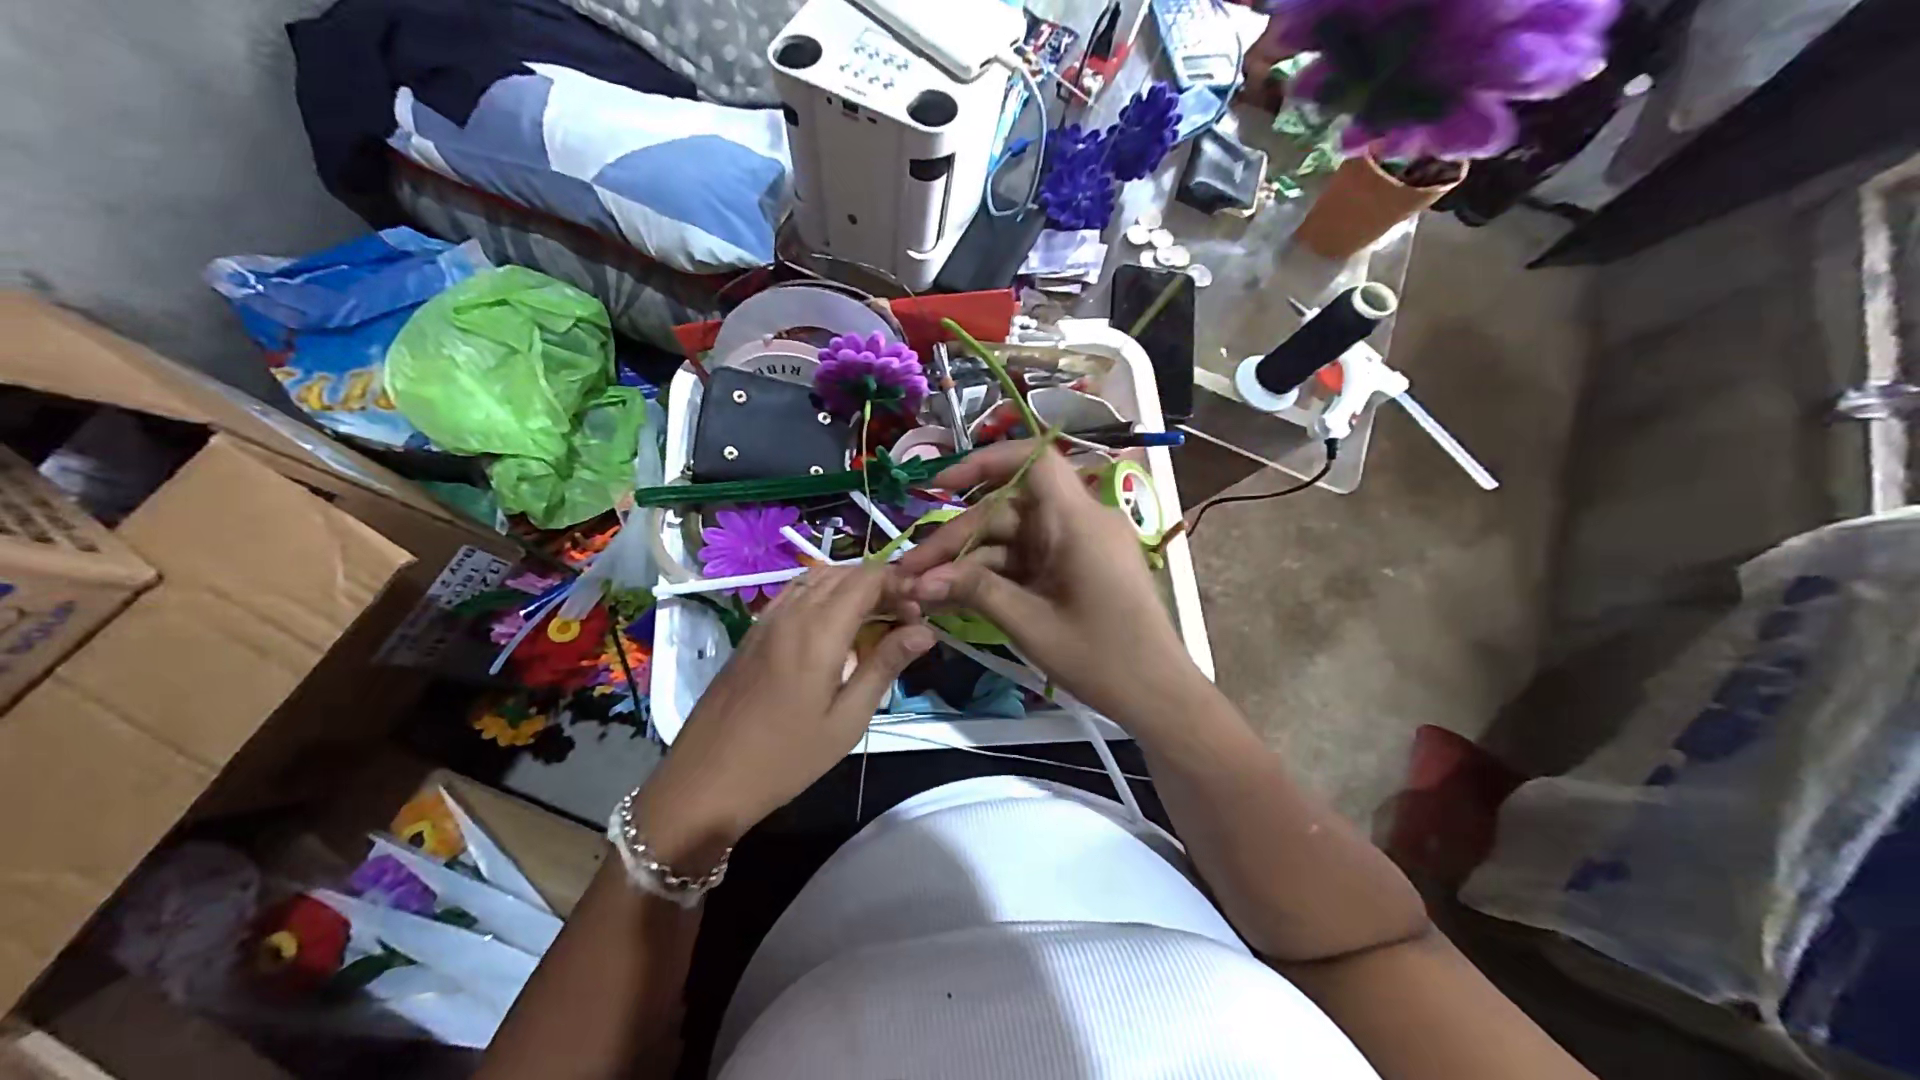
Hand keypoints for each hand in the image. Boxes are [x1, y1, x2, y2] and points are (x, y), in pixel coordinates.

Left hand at [633, 565, 932, 865]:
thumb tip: (925, 631)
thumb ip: (885, 666)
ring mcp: (767, 620)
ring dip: (851, 587)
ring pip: (817, 579)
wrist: (706, 780)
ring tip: (876, 619)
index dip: (899, 582)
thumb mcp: (847, 719)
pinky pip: (795, 594)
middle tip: (904, 618)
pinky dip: (823, 595)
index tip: (921, 608)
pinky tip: (835, 626)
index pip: (867, 578)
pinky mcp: (753, 633)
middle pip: (843, 574)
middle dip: (879, 584)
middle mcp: (792, 613)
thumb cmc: (786, 758)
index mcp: (818, 630)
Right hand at [897, 441, 1209, 727]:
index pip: (1033, 462)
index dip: (983, 463)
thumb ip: (976, 592)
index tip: (940, 486)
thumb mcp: (1031, 624)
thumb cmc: (1102, 657)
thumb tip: (919, 581)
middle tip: (910, 573)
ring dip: (969, 563)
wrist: (1159, 695)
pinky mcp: (1075, 569)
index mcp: (1077, 521)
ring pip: (1011, 540)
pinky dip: (995, 576)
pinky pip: (1027, 560)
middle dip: (956, 540)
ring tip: (924, 591)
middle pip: (1006, 512)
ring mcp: (1077, 547)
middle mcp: (1078, 523)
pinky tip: (956, 597)